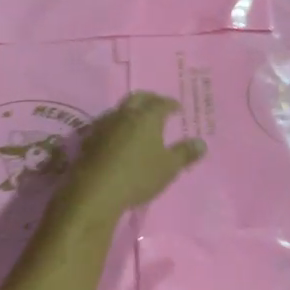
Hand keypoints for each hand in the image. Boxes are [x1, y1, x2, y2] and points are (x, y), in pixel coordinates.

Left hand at [56, 92, 204, 220]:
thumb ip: (185, 154)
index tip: (177, 108)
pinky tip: (118, 138)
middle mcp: (124, 114)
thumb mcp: (169, 168)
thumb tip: (201, 143)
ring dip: (131, 112)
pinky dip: (117, 127)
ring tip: (138, 123)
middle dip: (150, 99)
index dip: (171, 104)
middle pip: (137, 98)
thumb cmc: (139, 176)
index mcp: (146, 117)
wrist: (95, 191)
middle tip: (157, 105)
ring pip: (119, 110)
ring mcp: (103, 125)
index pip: (161, 103)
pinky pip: (106, 125)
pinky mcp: (88, 140)